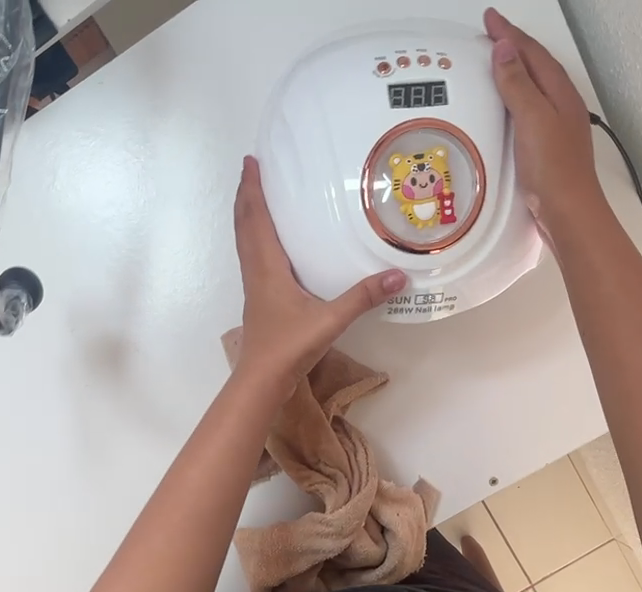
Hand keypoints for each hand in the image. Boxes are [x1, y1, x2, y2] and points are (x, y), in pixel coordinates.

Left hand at [232, 157, 404, 384]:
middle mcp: (255, 272)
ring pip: (244, 243)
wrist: (262, 380)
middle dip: (246, 196)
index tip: (252, 161)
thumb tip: (397, 276)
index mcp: (267, 267)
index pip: (256, 218)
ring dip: (247, 217)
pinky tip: (269, 246)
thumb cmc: (288, 347)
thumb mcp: (329, 321)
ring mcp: (254, 288)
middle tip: (251, 169)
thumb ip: (362, 298)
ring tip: (255, 198)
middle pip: (244, 226)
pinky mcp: (259, 301)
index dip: (253, 189)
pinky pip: (251, 259)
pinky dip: (254, 240)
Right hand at [484, 9, 600, 231]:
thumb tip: (505, 49)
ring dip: (515, 72)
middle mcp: (562, 105)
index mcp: (559, 92)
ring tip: (497, 64)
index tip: (489, 19)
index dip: (509, 34)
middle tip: (491, 35)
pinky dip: (516, 99)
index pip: (531, 53)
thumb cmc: (553, 169)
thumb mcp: (532, 119)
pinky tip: (508, 109)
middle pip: (536, 65)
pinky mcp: (549, 148)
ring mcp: (557, 127)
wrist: (568, 213)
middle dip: (513, 47)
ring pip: (535, 87)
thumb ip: (517, 84)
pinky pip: (530, 110)